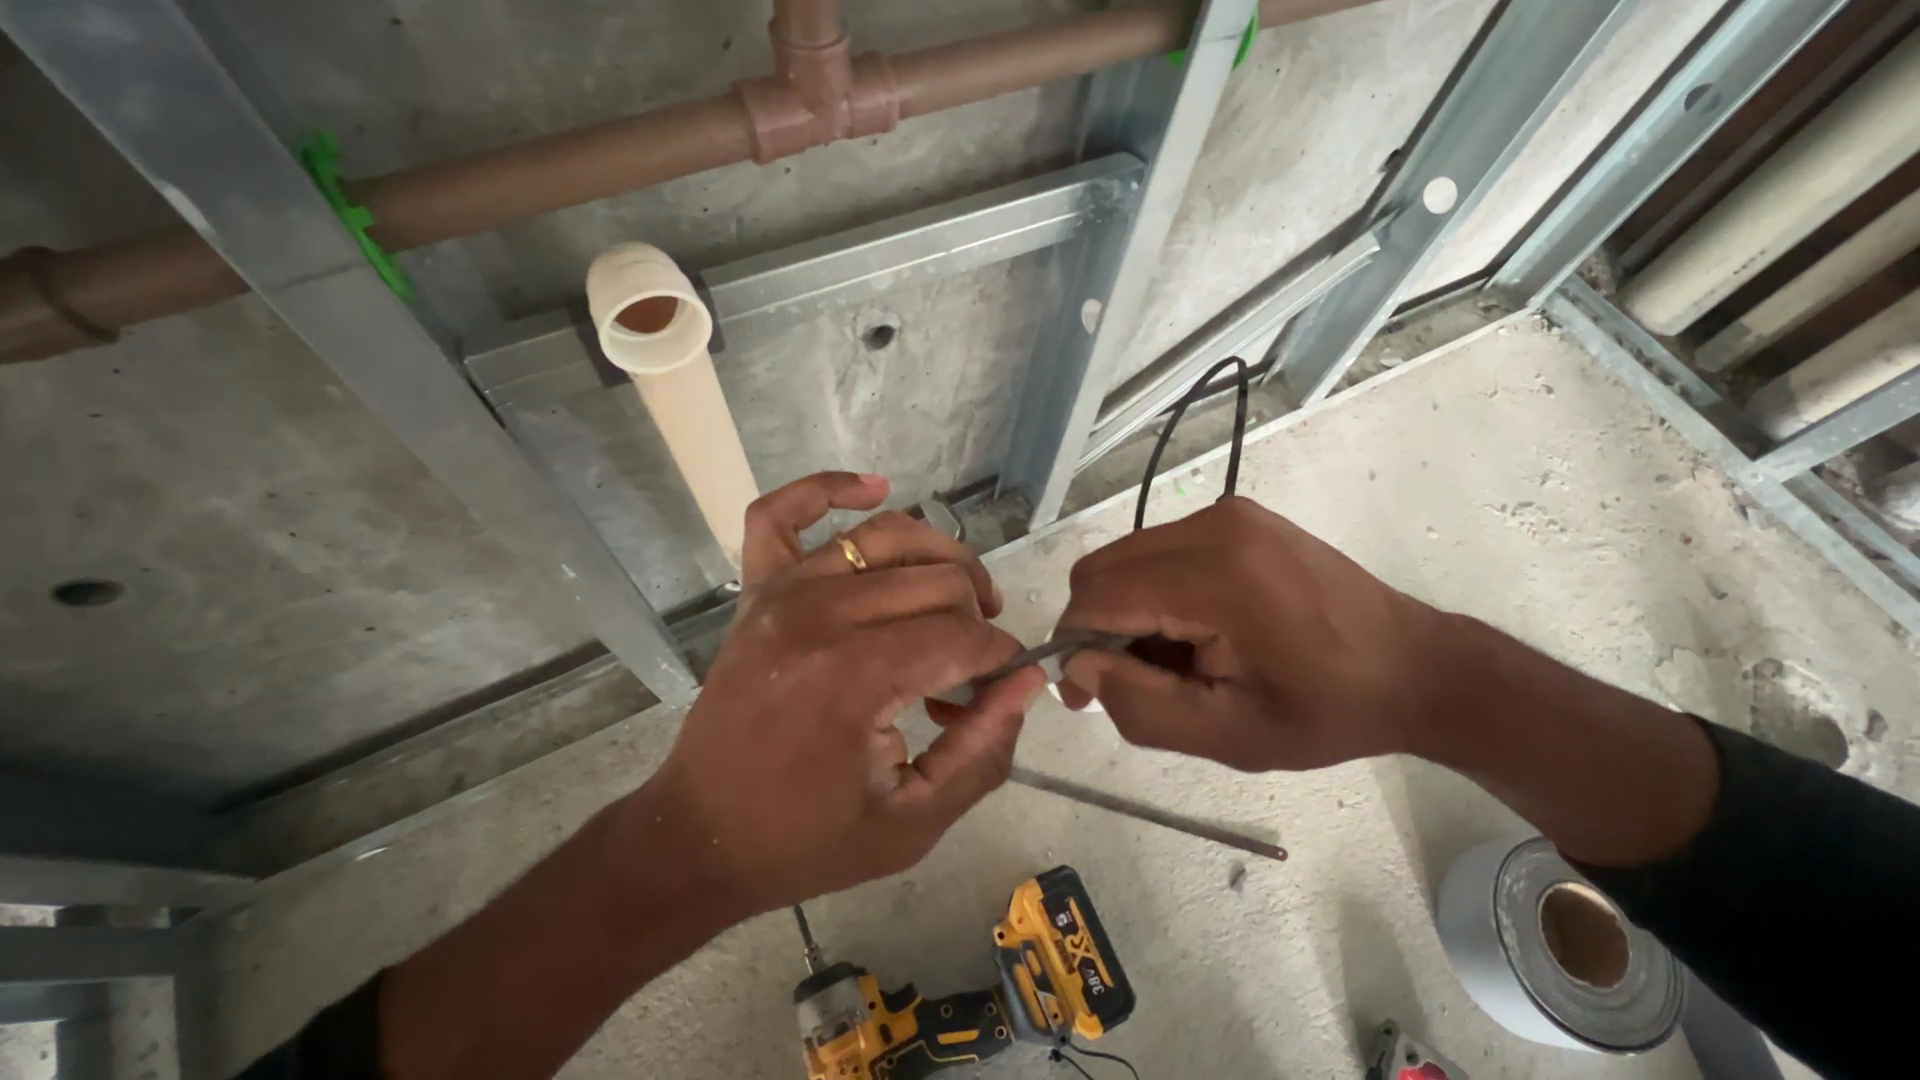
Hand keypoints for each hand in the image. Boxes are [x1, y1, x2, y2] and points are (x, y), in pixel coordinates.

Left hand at [639, 472, 1046, 917]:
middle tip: (975, 670)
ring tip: (960, 597)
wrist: (702, 836)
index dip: (1003, 659)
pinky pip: (780, 513)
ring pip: (886, 536)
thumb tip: (1027, 681)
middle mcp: (819, 617)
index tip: (1010, 685)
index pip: (963, 637)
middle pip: (936, 582)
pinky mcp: (755, 593)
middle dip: (978, 618)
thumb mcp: (913, 821)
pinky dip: (828, 489)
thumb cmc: (808, 839)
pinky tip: (874, 489)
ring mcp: (780, 595)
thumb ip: (982, 751)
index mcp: (857, 679)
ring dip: (939, 557)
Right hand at [1053, 496, 1452, 771]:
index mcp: (1218, 578)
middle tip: (1129, 682)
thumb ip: (1139, 704)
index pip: (1097, 596)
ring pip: (1126, 558)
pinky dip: (1154, 593)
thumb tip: (1078, 665)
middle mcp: (1214, 526)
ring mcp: (1227, 514)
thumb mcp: (1229, 735)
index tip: (1086, 698)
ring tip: (1174, 661)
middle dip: (1095, 629)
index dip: (1073, 647)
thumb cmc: (1327, 712)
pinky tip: (1195, 632)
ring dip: (1125, 612)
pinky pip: (1160, 550)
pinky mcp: (1237, 516)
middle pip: (1101, 569)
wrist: (1414, 667)